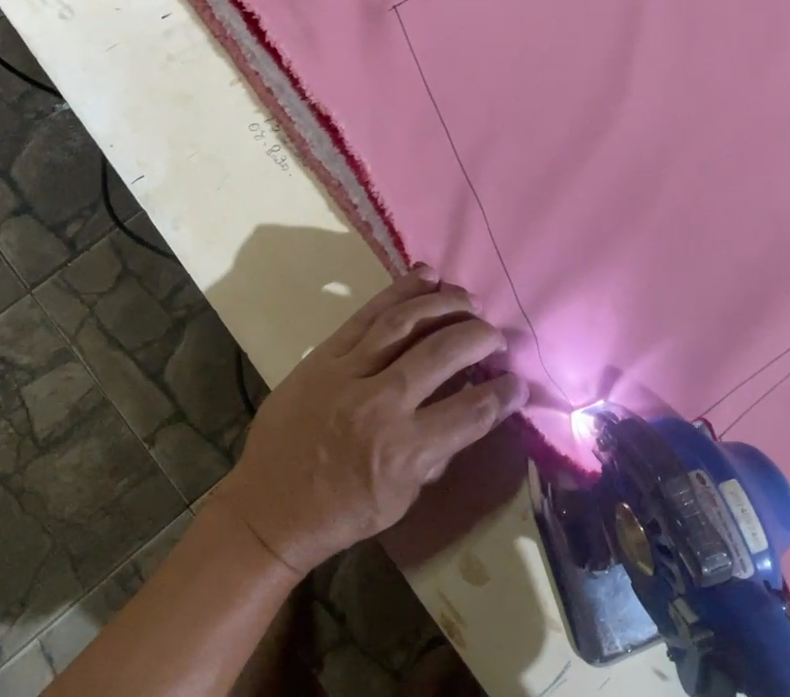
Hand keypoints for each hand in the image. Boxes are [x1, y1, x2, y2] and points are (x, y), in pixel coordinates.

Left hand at [214, 265, 529, 575]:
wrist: (271, 505)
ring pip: (405, 322)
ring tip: (468, 300)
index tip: (518, 383)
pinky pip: (367, 315)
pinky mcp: (324, 355)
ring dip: (444, 304)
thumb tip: (469, 413)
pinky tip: (425, 278)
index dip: (505, 393)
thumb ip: (437, 454)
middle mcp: (382, 404)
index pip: (472, 411)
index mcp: (406, 450)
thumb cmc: (342, 511)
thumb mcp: (402, 499)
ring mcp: (349, 374)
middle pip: (443, 352)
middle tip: (495, 338)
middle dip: (480, 338)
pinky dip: (398, 292)